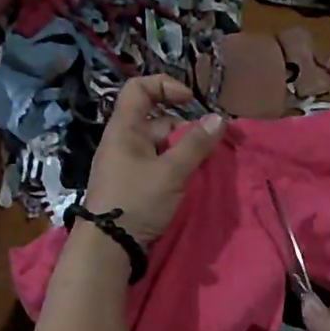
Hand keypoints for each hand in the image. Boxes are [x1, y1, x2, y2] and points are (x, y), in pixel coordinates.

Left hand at [83, 75, 224, 244]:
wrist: (110, 243)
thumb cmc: (137, 201)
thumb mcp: (171, 172)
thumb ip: (196, 145)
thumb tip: (219, 119)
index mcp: (125, 128)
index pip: (140, 89)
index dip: (166, 86)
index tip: (191, 101)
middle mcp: (123, 141)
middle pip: (156, 121)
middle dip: (184, 129)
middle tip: (206, 147)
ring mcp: (127, 164)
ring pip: (159, 147)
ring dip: (182, 152)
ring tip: (200, 167)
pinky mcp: (132, 185)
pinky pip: (156, 166)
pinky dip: (174, 168)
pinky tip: (187, 182)